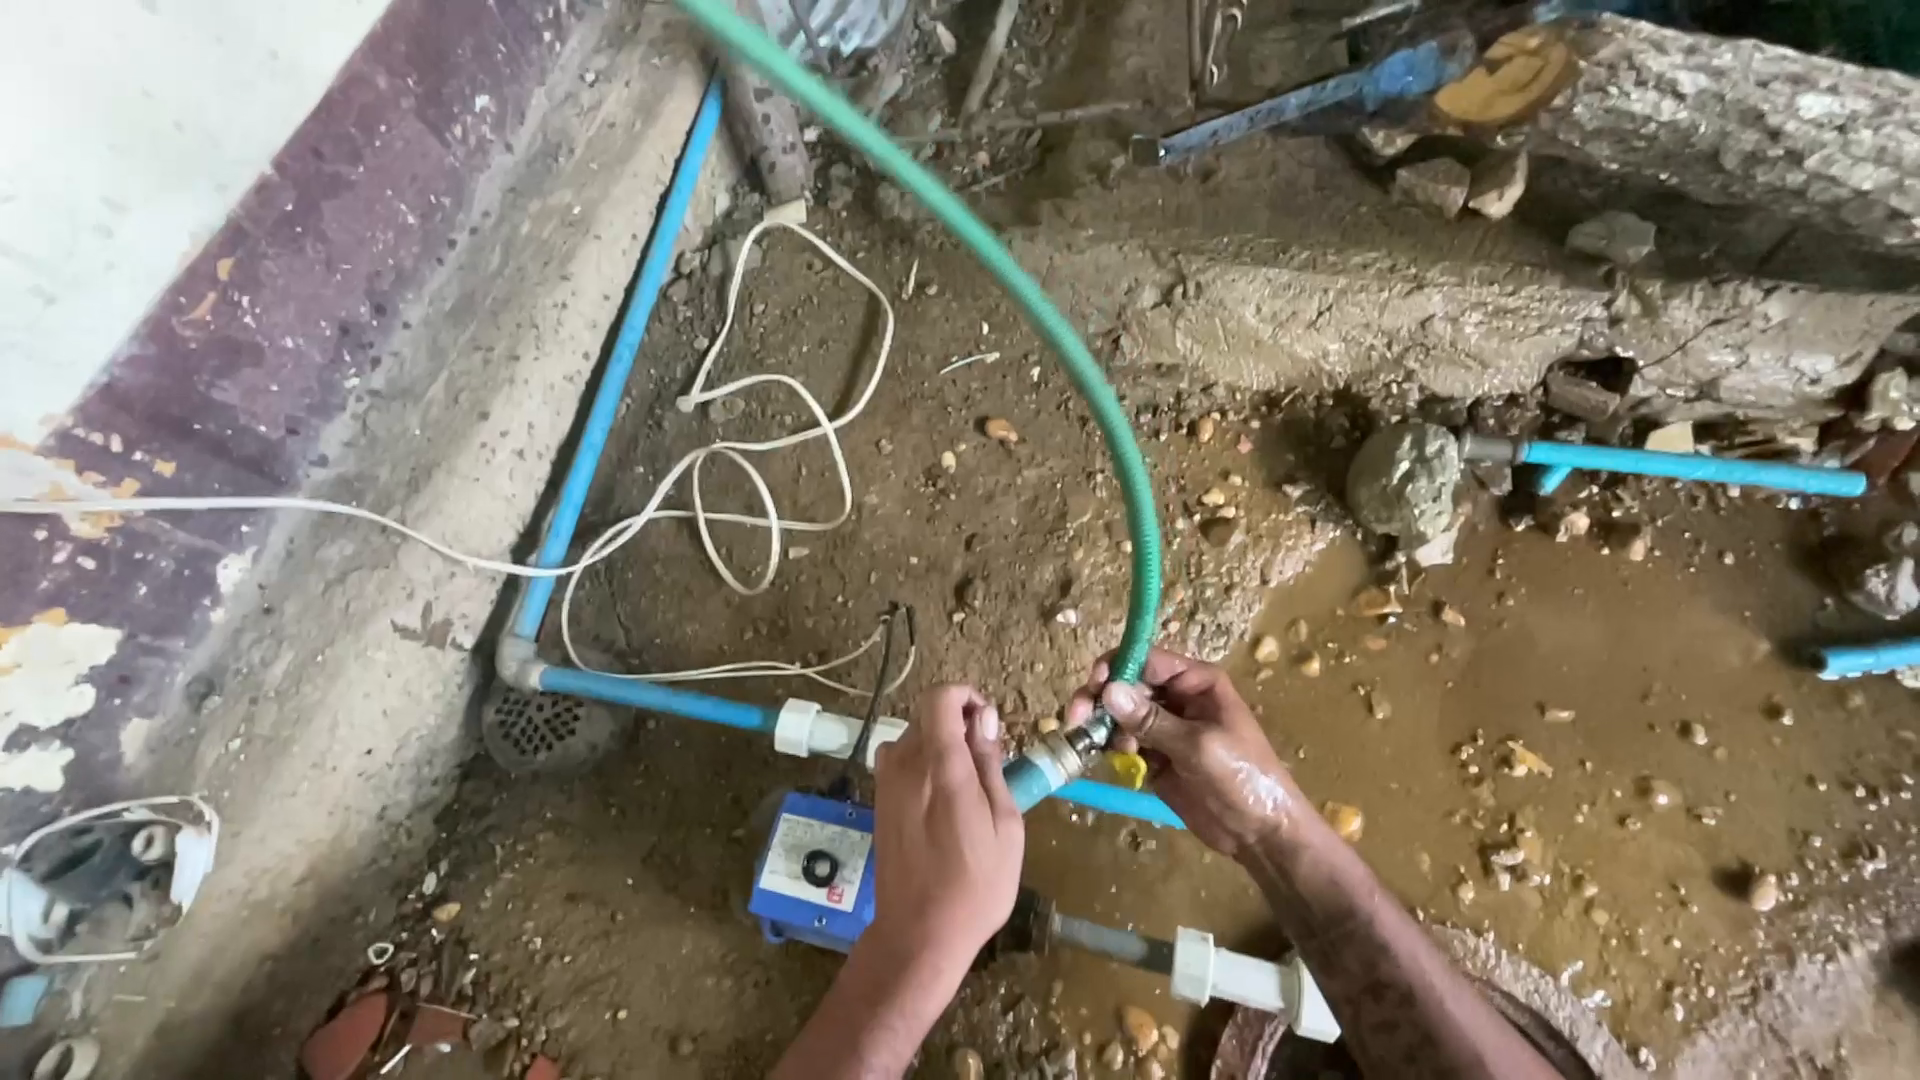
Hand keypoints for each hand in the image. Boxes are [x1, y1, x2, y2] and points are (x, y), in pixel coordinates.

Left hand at [867, 685, 1023, 970]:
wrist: (920, 934)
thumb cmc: (976, 885)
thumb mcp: (1005, 824)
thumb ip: (990, 765)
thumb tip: (984, 719)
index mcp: (940, 767)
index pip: (938, 698)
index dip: (964, 696)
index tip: (987, 721)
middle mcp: (905, 765)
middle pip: (926, 715)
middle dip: (958, 722)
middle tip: (986, 758)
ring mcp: (886, 783)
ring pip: (912, 737)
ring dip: (939, 744)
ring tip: (966, 783)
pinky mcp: (878, 801)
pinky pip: (899, 762)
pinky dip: (921, 763)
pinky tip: (940, 799)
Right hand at [1067, 648, 1312, 859]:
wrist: (1261, 833)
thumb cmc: (1243, 777)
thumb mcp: (1198, 746)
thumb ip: (1151, 719)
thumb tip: (1108, 690)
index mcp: (1196, 681)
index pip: (1147, 660)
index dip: (1116, 668)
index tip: (1094, 686)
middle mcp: (1177, 697)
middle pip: (1126, 685)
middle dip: (1100, 698)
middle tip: (1077, 719)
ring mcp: (1164, 727)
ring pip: (1119, 713)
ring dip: (1102, 725)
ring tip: (1098, 745)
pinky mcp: (1154, 756)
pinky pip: (1123, 741)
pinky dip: (1111, 746)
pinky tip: (1111, 758)